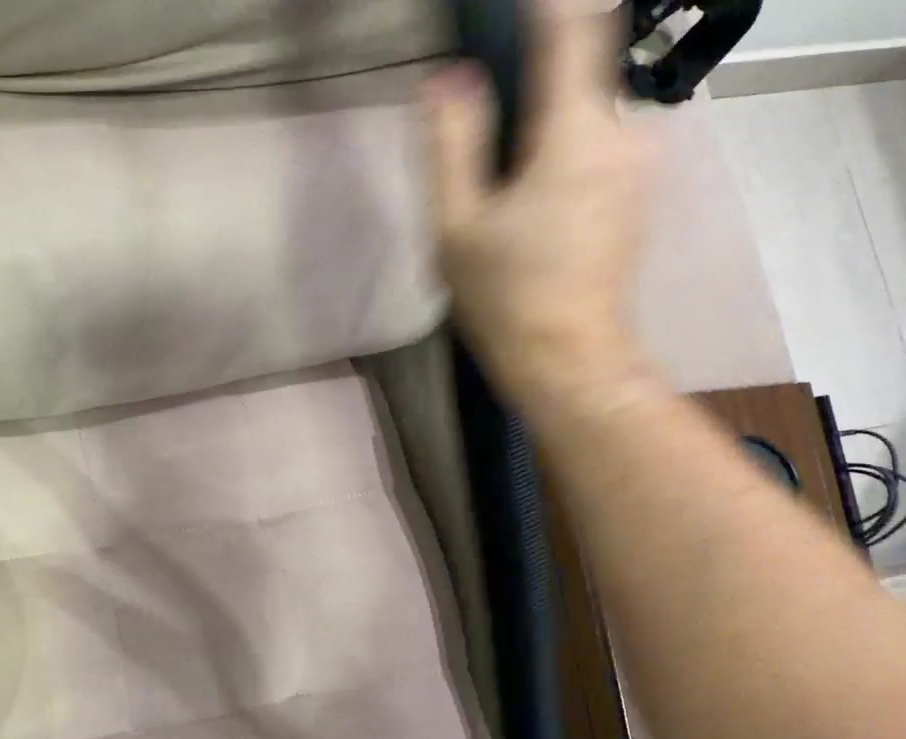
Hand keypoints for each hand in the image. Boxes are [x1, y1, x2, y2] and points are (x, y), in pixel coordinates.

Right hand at [424, 3, 655, 393]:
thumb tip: (447, 78)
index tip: (525, 5)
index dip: (549, 8)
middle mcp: (625, 131)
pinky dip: (564, 146)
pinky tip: (529, 195)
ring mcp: (643, 157)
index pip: (573, 36)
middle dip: (534, 87)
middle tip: (482, 129)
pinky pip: (599, 140)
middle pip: (579, 77)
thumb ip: (452, 144)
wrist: (568, 352)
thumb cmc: (502, 292)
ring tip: (499, 173)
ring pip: (587, 112)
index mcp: (574, 134)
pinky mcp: (643, 183)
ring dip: (547, 123)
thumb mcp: (455, 223)